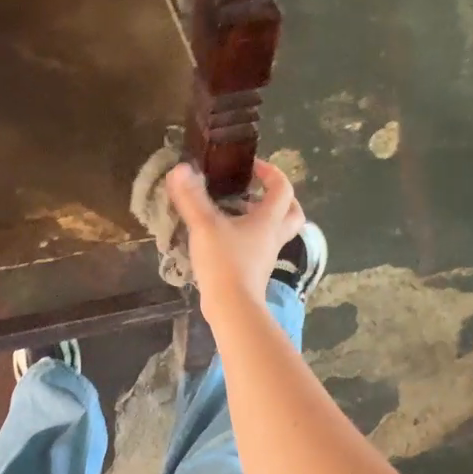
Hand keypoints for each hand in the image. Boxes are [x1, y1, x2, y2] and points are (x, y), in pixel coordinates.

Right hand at [165, 160, 304, 321]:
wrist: (232, 308)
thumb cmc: (225, 262)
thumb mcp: (204, 225)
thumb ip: (191, 197)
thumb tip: (180, 169)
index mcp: (268, 220)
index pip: (283, 188)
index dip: (271, 172)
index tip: (252, 165)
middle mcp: (272, 237)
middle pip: (292, 213)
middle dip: (279, 198)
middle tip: (258, 190)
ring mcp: (265, 256)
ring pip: (275, 231)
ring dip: (262, 217)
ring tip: (235, 209)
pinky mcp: (254, 271)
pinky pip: (259, 246)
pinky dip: (248, 236)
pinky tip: (225, 235)